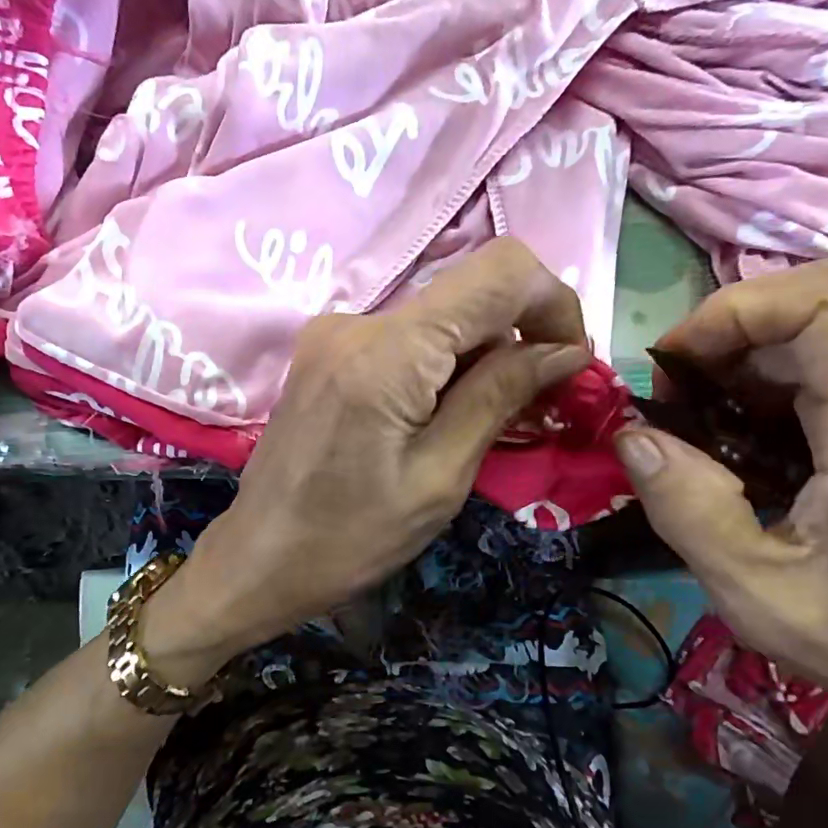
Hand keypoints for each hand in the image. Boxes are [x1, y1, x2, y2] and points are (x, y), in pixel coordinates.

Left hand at [139, 238, 589, 682]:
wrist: (258, 557)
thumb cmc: (350, 537)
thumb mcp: (439, 477)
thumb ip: (498, 396)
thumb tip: (565, 349)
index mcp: (387, 350)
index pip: (500, 270)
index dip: (553, 303)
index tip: (568, 363)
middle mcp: (356, 320)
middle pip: (469, 289)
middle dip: (518, 335)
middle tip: (537, 404)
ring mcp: (333, 332)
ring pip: (439, 314)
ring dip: (479, 354)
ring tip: (487, 420)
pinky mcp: (324, 352)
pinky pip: (403, 336)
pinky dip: (439, 362)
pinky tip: (441, 413)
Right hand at [615, 253, 827, 827]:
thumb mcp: (752, 590)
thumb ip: (683, 504)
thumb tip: (629, 434)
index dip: (743, 306)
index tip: (679, 363)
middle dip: (732, 335)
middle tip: (680, 399)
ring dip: (753, 362)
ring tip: (709, 427)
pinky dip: (783, 388)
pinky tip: (756, 448)